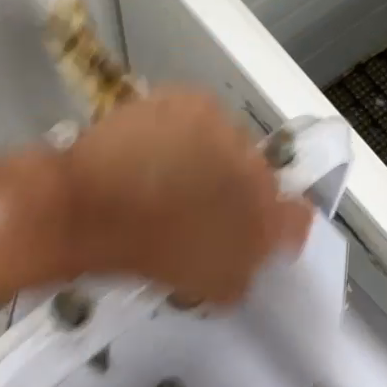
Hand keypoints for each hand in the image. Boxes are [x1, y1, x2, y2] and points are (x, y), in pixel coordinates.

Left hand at [54, 88, 313, 302]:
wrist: (88, 210)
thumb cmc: (148, 256)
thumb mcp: (209, 286)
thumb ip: (243, 273)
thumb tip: (247, 263)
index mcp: (267, 218)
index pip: (298, 219)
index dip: (280, 226)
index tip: (255, 231)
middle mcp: (258, 169)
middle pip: (260, 179)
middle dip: (237, 190)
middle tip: (201, 205)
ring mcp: (225, 131)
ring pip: (228, 144)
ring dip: (210, 157)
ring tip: (171, 172)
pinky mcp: (190, 100)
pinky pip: (196, 116)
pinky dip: (181, 129)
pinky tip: (154, 146)